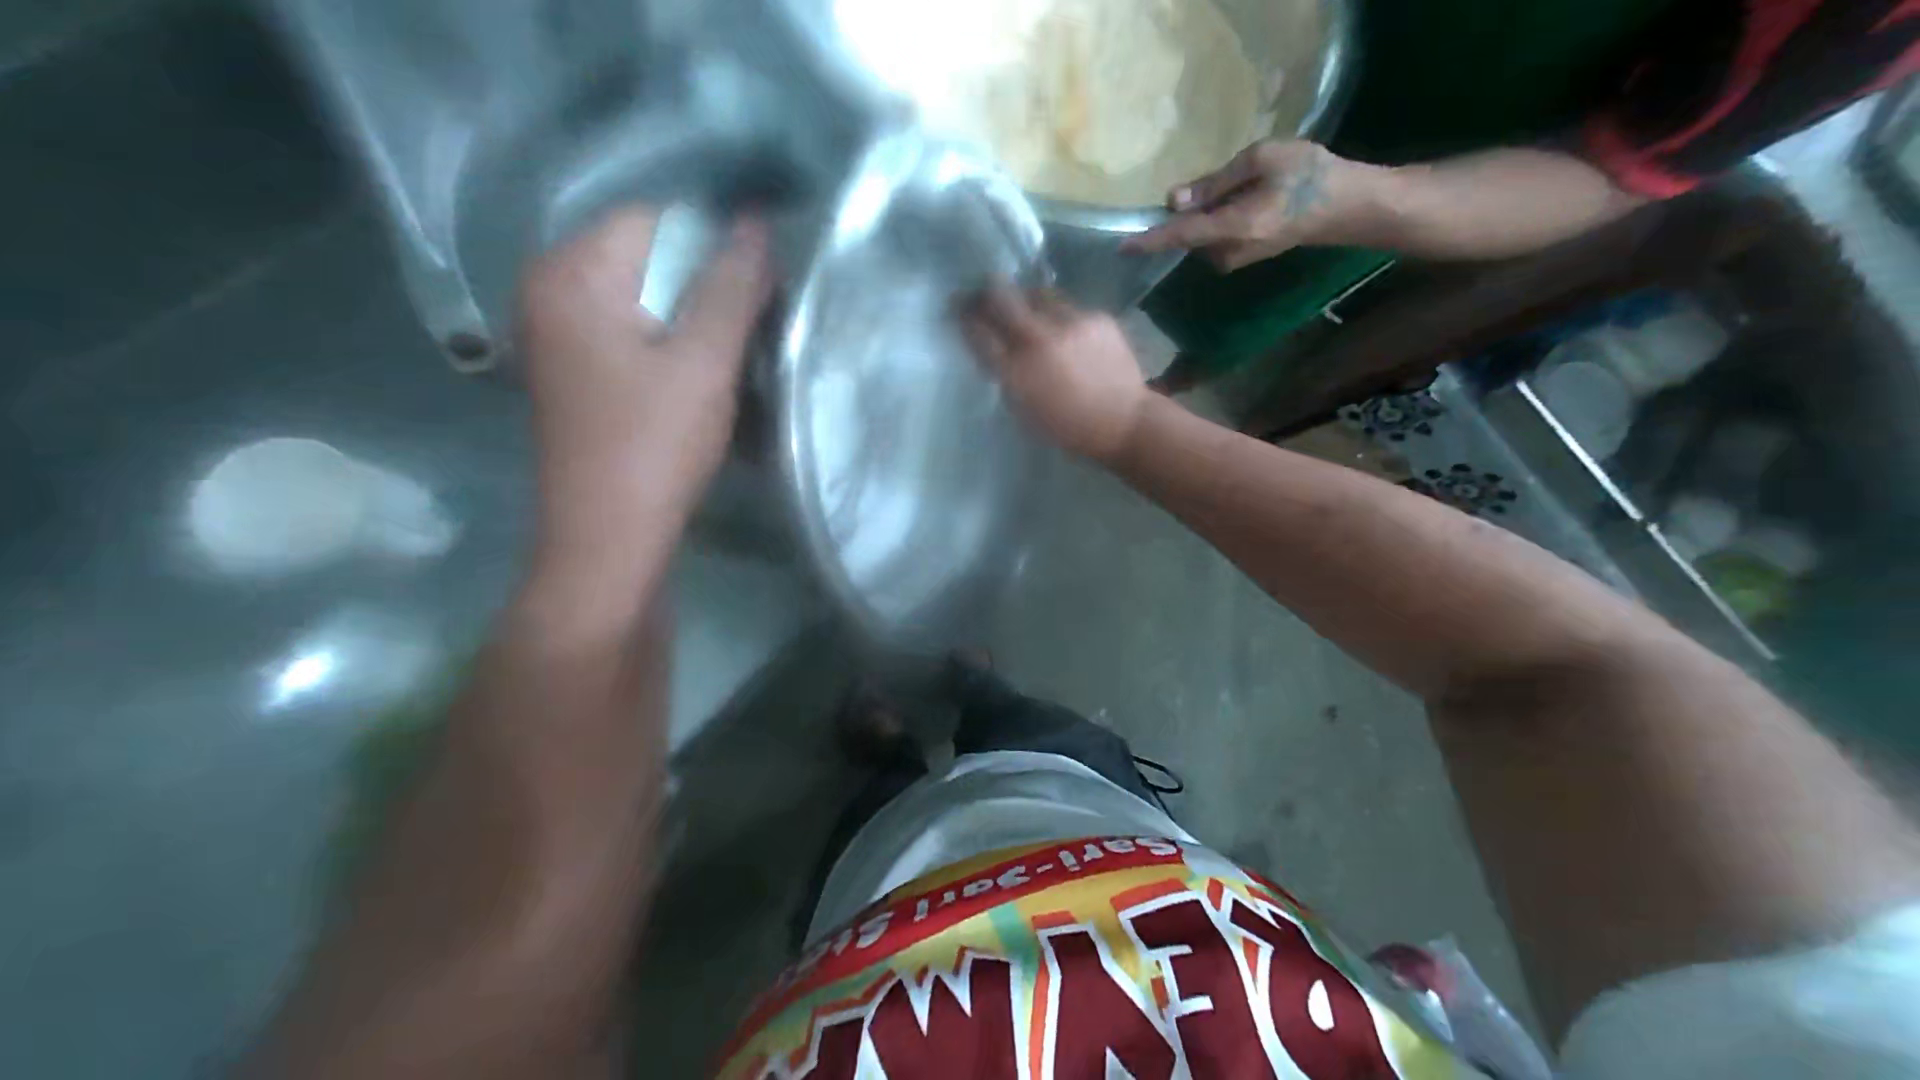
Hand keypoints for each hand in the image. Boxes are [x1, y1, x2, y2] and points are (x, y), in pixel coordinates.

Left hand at [518, 206, 772, 575]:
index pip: (655, 220)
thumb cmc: (654, 446)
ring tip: (732, 364)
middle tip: (749, 336)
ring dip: (697, 324)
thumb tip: (756, 222)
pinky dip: (674, 348)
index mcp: (569, 274)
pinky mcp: (576, 372)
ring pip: (647, 302)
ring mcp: (558, 335)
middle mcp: (550, 292)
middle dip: (707, 290)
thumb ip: (732, 285)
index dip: (715, 250)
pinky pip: (635, 335)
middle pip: (648, 260)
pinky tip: (702, 384)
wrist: (609, 540)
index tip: (757, 298)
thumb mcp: (704, 361)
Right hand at [959, 284, 1149, 461]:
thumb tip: (993, 348)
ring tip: (1026, 309)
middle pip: (1001, 297)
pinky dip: (1058, 315)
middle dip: (986, 292)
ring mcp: (1070, 323)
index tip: (956, 308)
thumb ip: (1005, 376)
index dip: (962, 315)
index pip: (978, 330)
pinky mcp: (1096, 316)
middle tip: (982, 294)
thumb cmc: (1068, 427)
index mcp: (1017, 371)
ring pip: (1037, 294)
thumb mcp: (1024, 410)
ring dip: (1025, 299)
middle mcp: (1039, 339)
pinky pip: (1068, 306)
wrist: (1124, 421)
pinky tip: (1064, 330)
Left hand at [1123, 140, 1391, 269]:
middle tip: (1198, 185)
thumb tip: (1174, 199)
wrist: (1346, 207)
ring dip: (1202, 217)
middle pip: (1186, 236)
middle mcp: (1227, 252)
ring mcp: (1234, 260)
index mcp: (1232, 228)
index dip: (1148, 241)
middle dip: (1181, 216)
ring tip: (1235, 188)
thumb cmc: (1310, 176)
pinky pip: (1213, 240)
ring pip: (1200, 238)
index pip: (1178, 236)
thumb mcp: (1263, 160)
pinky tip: (1238, 201)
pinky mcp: (1241, 257)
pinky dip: (1213, 223)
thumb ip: (1215, 182)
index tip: (1120, 247)